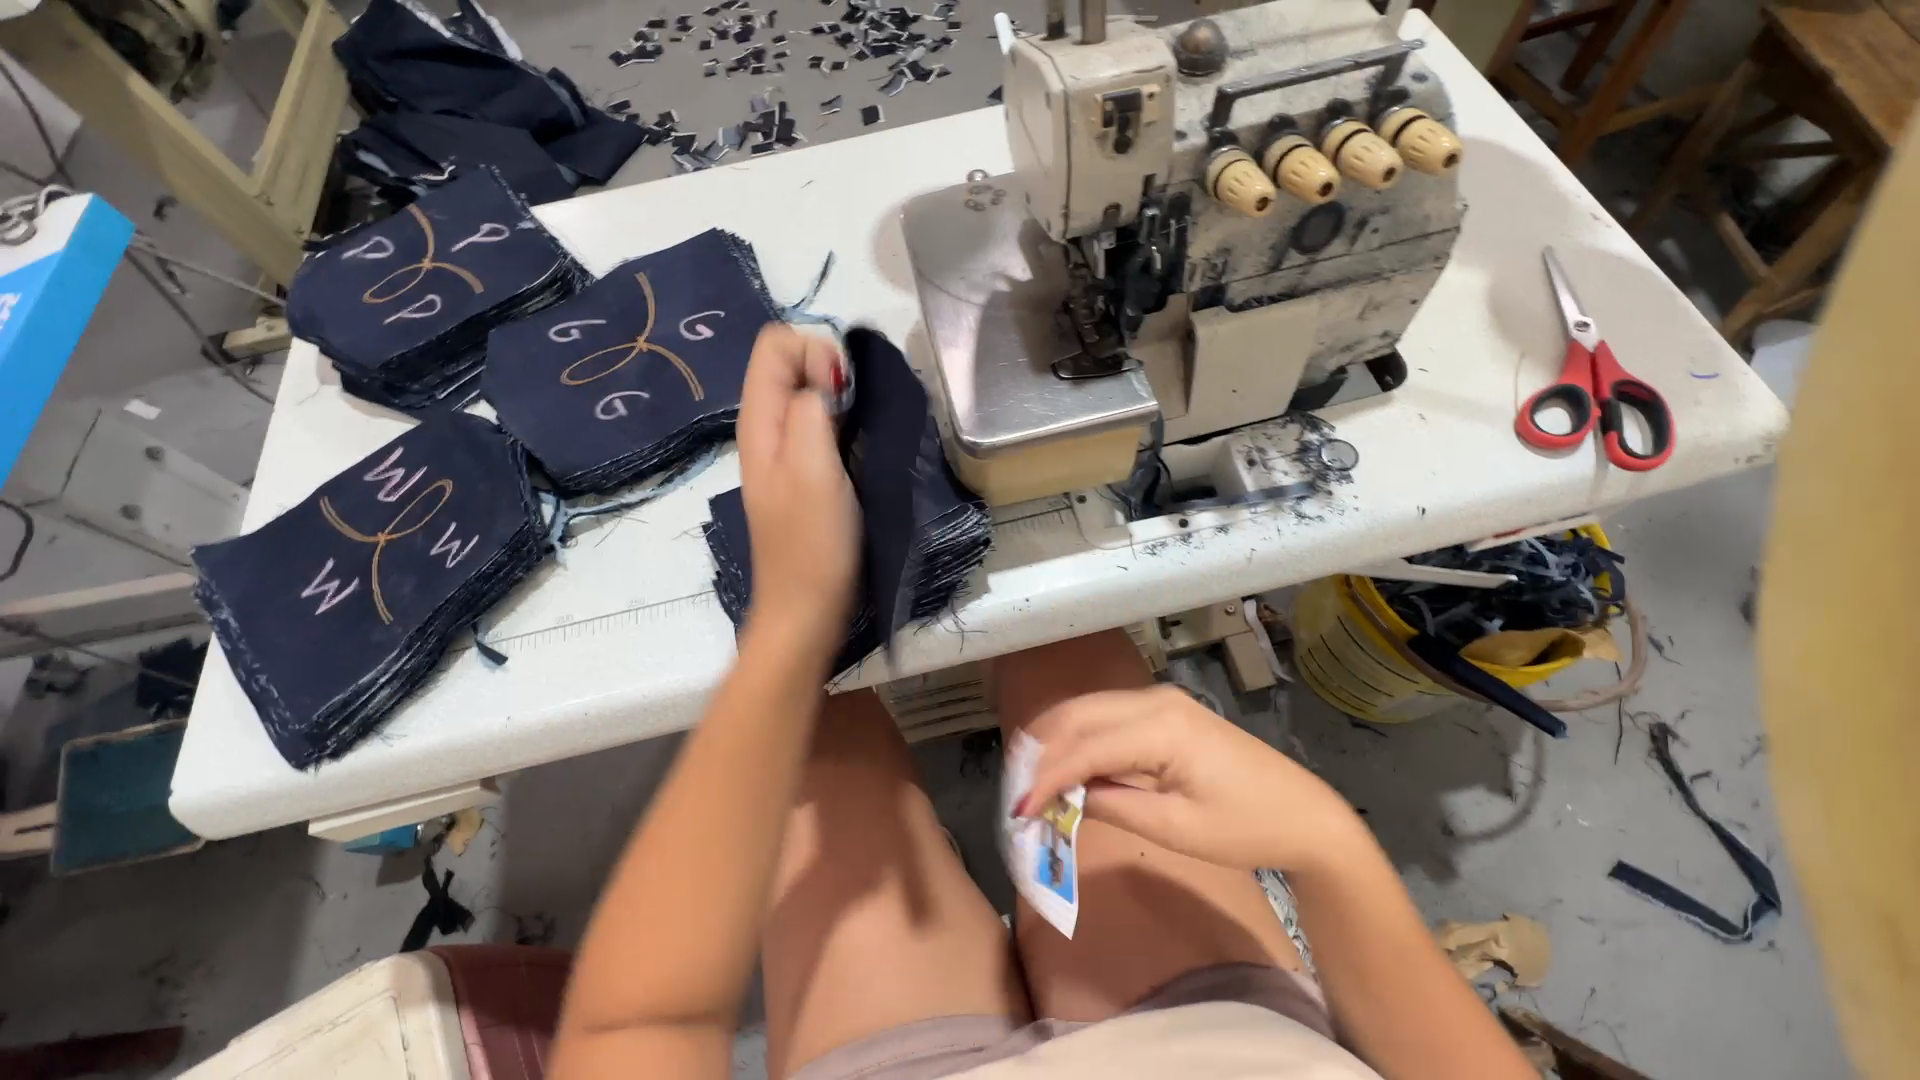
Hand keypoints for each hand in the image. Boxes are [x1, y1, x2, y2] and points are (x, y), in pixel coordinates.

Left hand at [737, 323, 859, 640]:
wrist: (807, 609)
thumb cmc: (812, 542)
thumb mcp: (812, 466)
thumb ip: (810, 406)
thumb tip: (823, 372)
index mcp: (759, 419)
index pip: (775, 342)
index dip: (814, 351)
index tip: (839, 395)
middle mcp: (767, 427)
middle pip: (793, 362)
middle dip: (830, 371)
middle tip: (852, 418)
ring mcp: (786, 451)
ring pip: (810, 393)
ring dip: (841, 398)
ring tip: (860, 433)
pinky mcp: (808, 472)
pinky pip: (823, 424)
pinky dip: (845, 423)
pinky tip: (859, 450)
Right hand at [1014, 685, 1371, 873]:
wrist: (1305, 815)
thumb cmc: (1246, 827)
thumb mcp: (1176, 829)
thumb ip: (1114, 805)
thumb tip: (1062, 797)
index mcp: (1162, 728)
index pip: (1086, 747)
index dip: (1046, 778)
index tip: (1018, 811)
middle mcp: (1156, 701)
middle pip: (1078, 715)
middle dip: (1040, 751)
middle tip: (1015, 790)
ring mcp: (1161, 701)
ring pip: (1088, 710)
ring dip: (1056, 742)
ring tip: (1031, 780)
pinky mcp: (1166, 711)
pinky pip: (1107, 717)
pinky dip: (1080, 739)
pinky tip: (1066, 766)